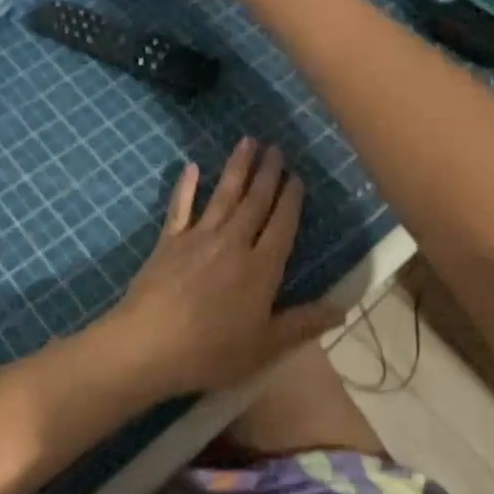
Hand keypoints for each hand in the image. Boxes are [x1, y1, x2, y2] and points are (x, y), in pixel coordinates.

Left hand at [100, 138, 342, 395]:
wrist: (150, 343)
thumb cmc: (212, 351)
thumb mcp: (266, 346)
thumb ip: (303, 324)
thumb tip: (343, 309)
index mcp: (261, 269)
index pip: (282, 226)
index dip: (291, 200)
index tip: (297, 177)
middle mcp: (233, 243)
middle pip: (255, 202)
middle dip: (267, 174)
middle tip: (276, 147)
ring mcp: (198, 237)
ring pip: (222, 195)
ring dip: (236, 168)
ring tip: (247, 142)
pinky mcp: (168, 240)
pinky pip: (180, 206)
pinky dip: (185, 186)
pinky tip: (190, 167)